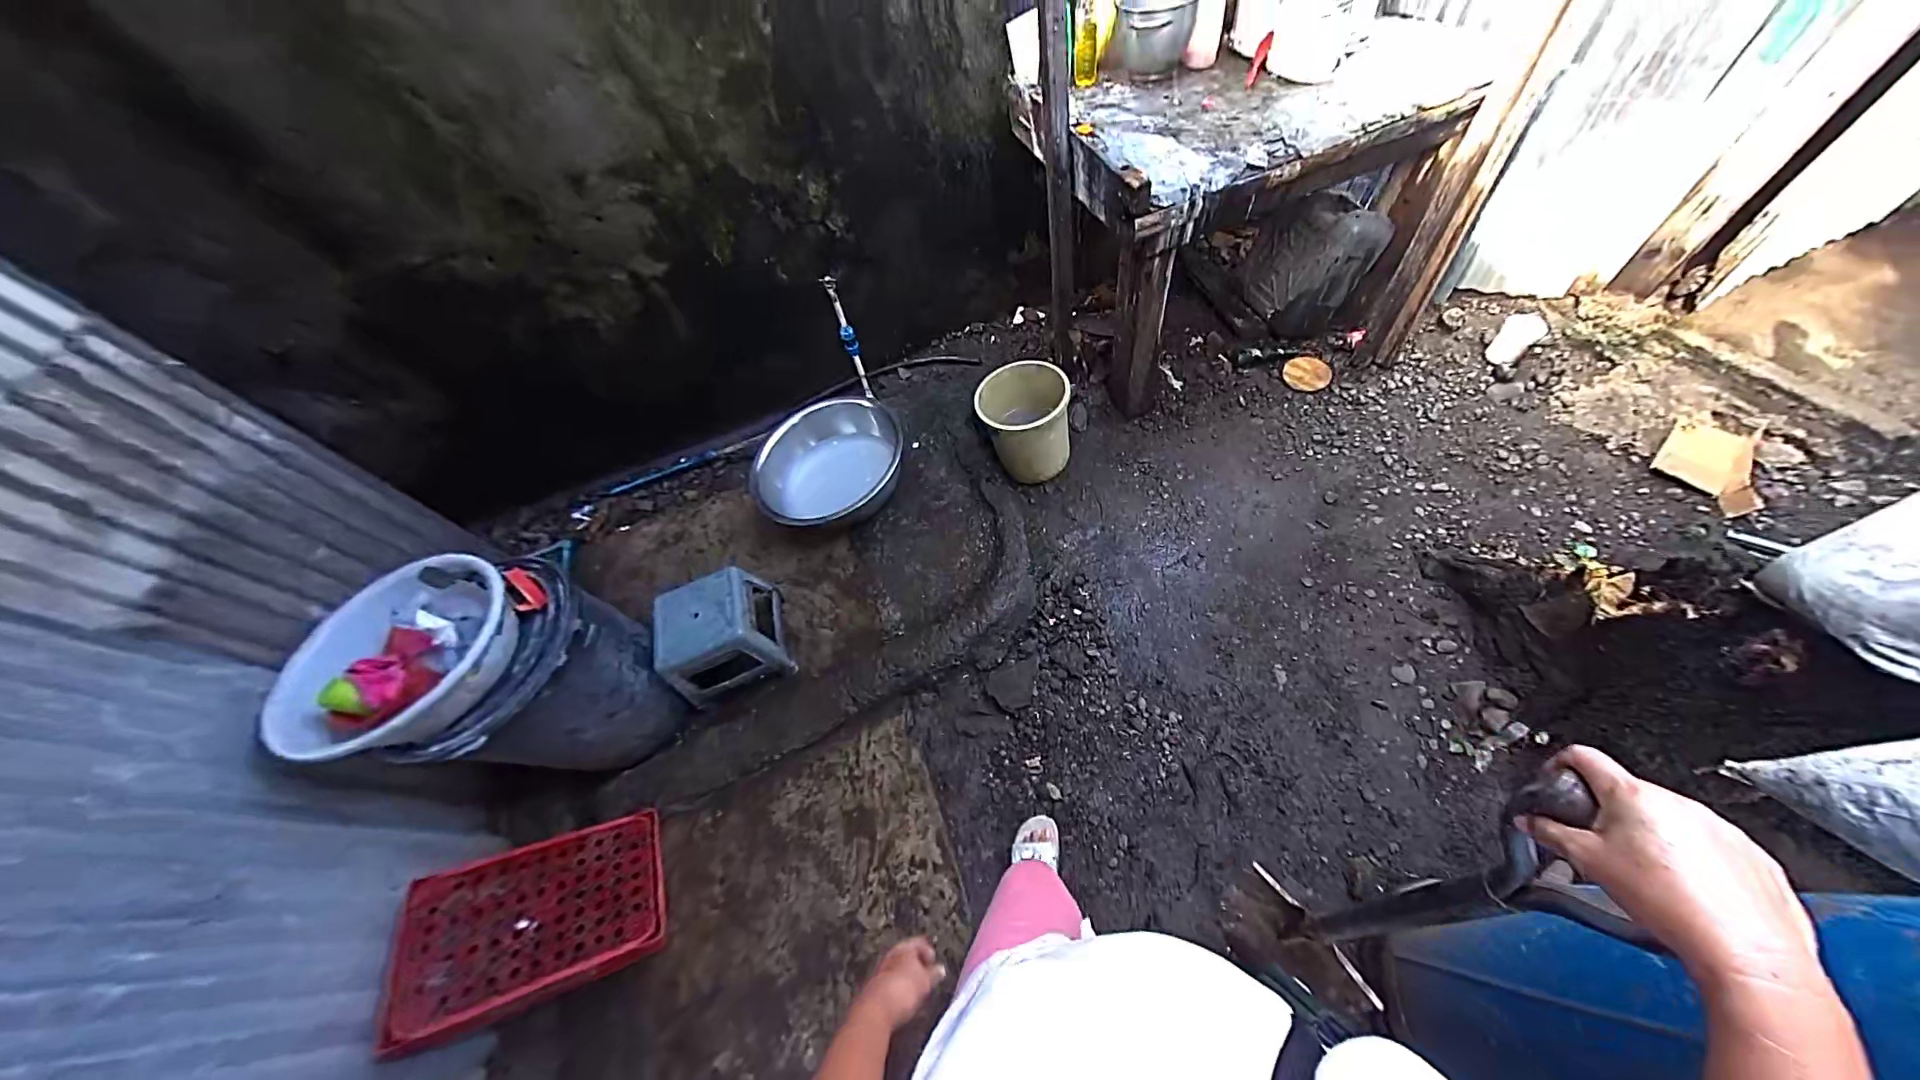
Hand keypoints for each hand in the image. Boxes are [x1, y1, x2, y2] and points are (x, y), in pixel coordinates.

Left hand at [851, 937, 946, 1030]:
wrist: (875, 1010)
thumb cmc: (904, 990)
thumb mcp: (925, 982)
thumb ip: (934, 973)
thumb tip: (940, 968)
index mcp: (904, 948)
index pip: (919, 943)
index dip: (928, 951)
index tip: (935, 961)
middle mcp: (891, 955)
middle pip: (906, 955)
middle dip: (917, 963)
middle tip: (927, 973)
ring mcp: (881, 971)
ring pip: (898, 968)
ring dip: (907, 975)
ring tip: (917, 987)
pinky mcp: (874, 987)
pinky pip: (891, 982)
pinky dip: (898, 986)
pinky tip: (903, 997)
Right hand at [1521, 746, 1821, 988]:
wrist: (1745, 953)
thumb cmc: (1669, 904)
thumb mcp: (1587, 861)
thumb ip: (1549, 832)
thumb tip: (1531, 821)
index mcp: (1633, 794)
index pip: (1582, 756)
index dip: (1560, 765)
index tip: (1557, 782)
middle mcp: (1679, 802)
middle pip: (1627, 792)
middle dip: (1607, 813)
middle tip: (1600, 846)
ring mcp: (1721, 828)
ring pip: (1668, 819)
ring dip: (1650, 836)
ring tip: (1647, 875)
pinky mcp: (1752, 856)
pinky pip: (1709, 845)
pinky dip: (1691, 860)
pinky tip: (1685, 889)